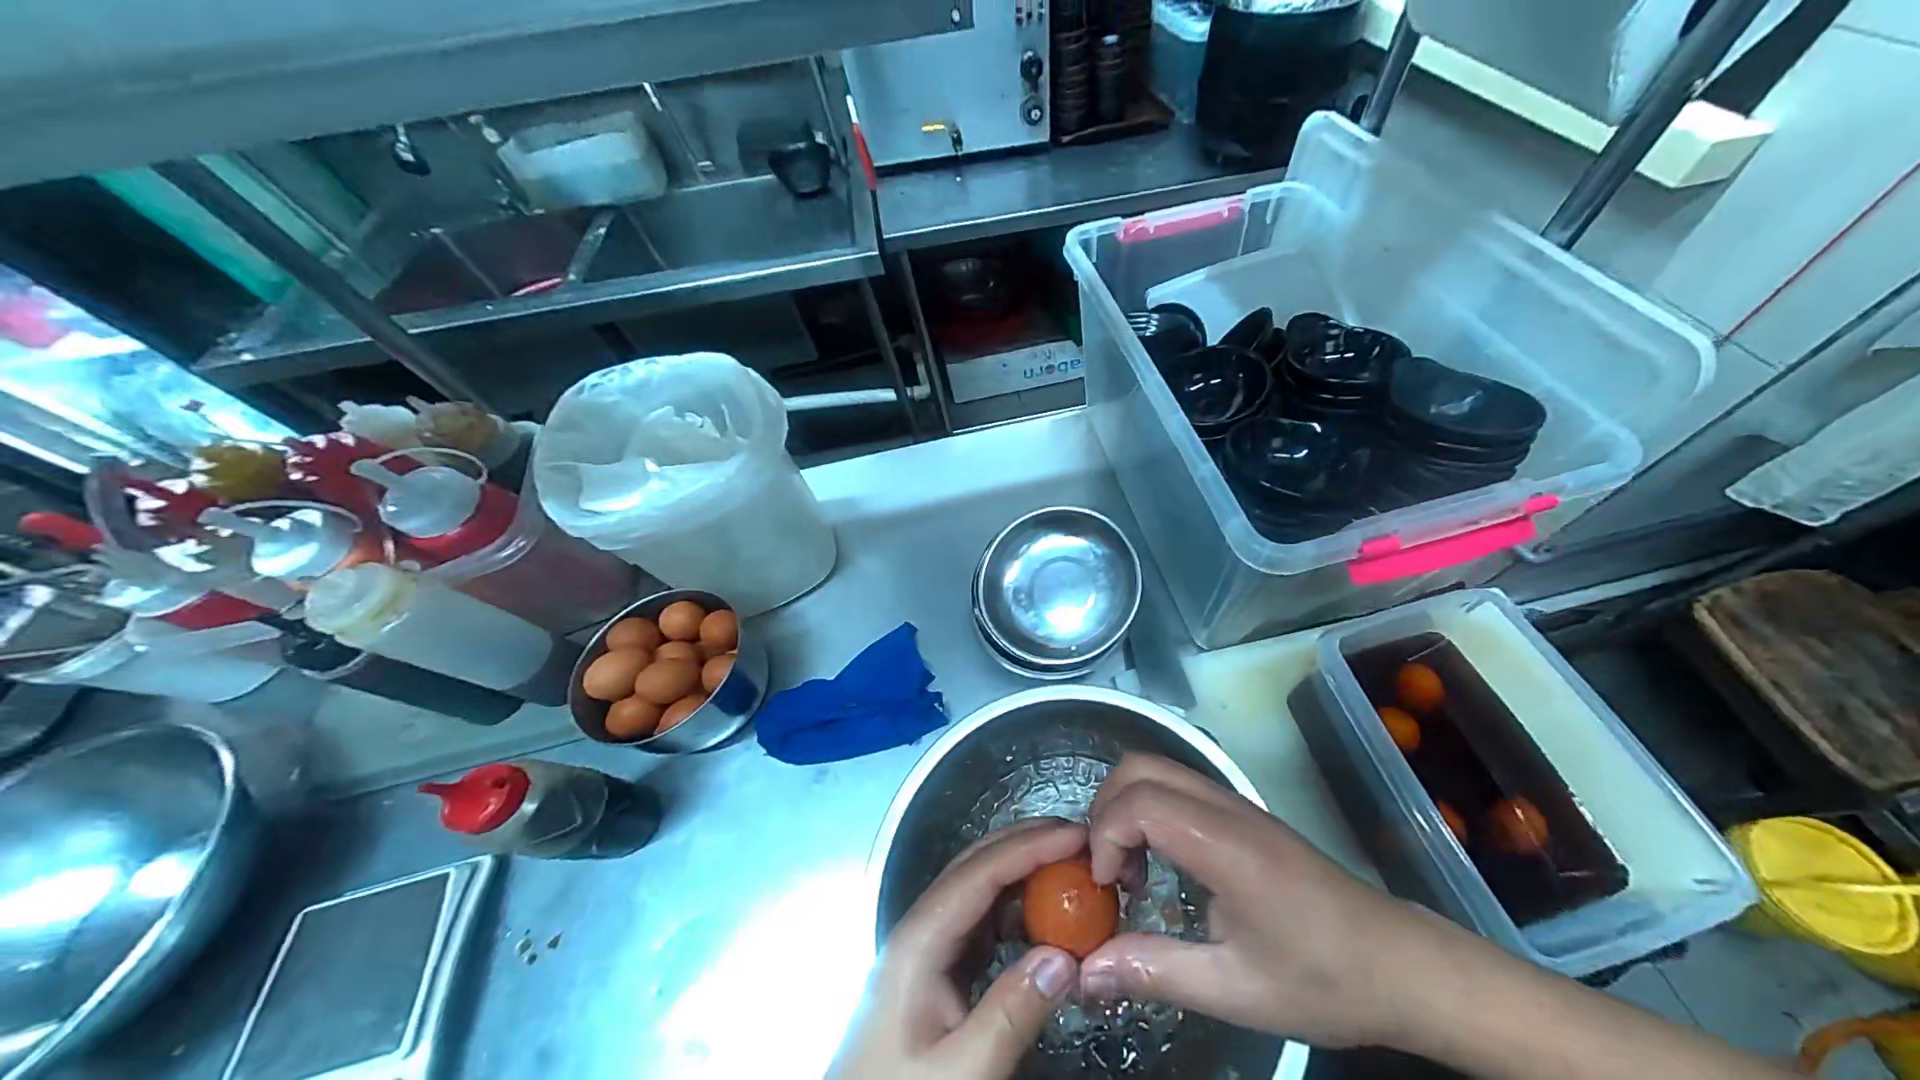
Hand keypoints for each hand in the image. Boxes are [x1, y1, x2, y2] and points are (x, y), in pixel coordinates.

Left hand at [830, 818, 1085, 1079]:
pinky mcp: (938, 966)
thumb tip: (1066, 956)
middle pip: (975, 866)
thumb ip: (1011, 1014)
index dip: (1029, 848)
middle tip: (1081, 840)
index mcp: (919, 940)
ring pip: (979, 889)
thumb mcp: (960, 1070)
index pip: (978, 873)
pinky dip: (1016, 908)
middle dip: (1027, 844)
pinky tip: (1045, 918)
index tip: (1077, 837)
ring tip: (1071, 869)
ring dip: (1024, 872)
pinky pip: (982, 920)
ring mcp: (928, 946)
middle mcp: (921, 928)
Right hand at [1079, 754, 1450, 1048]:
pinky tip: (1162, 865)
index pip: (1141, 802)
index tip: (1106, 888)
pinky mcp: (1243, 815)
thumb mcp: (1236, 991)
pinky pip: (1177, 787)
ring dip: (1125, 807)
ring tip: (1131, 870)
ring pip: (1157, 769)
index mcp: (1226, 846)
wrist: (1403, 967)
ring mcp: (1237, 805)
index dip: (1105, 836)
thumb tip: (1086, 972)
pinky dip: (1148, 810)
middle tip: (1108, 871)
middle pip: (1140, 768)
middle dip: (1105, 811)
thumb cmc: (1325, 981)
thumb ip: (1155, 972)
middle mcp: (1227, 809)